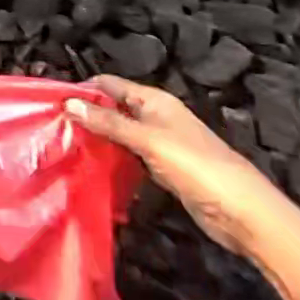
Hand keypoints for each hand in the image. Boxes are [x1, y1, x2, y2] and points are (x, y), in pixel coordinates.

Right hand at [65, 75, 286, 256]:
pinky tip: (93, 161)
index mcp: (155, 100)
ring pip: (119, 131)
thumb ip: (106, 122)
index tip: (52, 99)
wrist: (247, 216)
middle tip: (54, 122)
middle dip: (86, 112)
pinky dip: (113, 155)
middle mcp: (156, 116)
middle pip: (112, 106)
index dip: (82, 89)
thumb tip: (66, 102)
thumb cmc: (197, 167)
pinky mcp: (164, 167)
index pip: (108, 84)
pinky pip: (129, 153)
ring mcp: (161, 142)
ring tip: (65, 140)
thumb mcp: (147, 140)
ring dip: (98, 135)